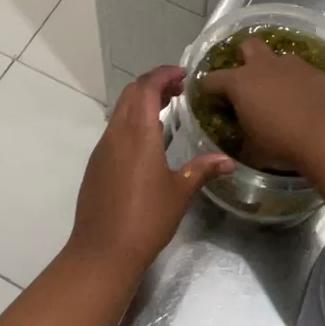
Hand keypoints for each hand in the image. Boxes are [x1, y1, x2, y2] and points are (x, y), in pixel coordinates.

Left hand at [69, 66, 233, 271]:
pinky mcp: (96, 164)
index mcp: (138, 134)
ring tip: (167, 109)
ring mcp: (103, 148)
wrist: (102, 251)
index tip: (184, 74)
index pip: (147, 87)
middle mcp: (117, 133)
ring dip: (141, 102)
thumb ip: (202, 170)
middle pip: (131, 93)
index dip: (164, 74)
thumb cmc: (146, 219)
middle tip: (179, 89)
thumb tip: (228, 161)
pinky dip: (132, 121)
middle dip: (154, 84)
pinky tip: (148, 140)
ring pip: (120, 110)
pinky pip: (114, 130)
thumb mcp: (180, 193)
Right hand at [197, 38, 324, 173]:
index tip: (211, 99)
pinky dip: (298, 82)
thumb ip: (243, 138)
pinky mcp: (316, 71)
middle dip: (244, 58)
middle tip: (248, 82)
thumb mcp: (252, 149)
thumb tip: (242, 141)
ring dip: (274, 70)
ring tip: (280, 93)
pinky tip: (304, 101)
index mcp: (239, 82)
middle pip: (247, 46)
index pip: (212, 79)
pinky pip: (301, 71)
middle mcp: (263, 66)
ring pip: (278, 57)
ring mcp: (292, 65)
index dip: (208, 89)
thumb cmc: (281, 143)